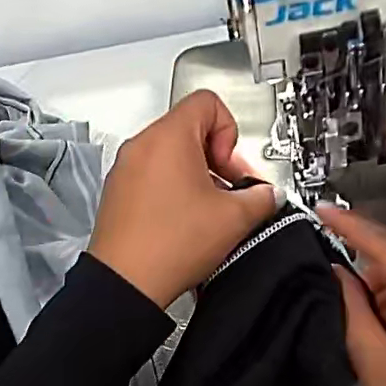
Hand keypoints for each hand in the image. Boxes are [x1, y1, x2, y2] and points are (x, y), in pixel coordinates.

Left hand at [89, 90, 279, 306]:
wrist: (127, 282)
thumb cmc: (168, 245)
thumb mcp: (233, 218)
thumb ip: (261, 198)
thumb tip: (267, 195)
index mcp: (169, 138)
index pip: (207, 102)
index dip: (230, 131)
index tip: (232, 166)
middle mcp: (142, 146)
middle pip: (190, 129)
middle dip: (217, 158)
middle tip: (229, 190)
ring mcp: (126, 170)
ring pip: (171, 155)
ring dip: (197, 176)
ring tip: (209, 211)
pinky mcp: (118, 194)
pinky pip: (152, 178)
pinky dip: (173, 191)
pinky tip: (186, 223)